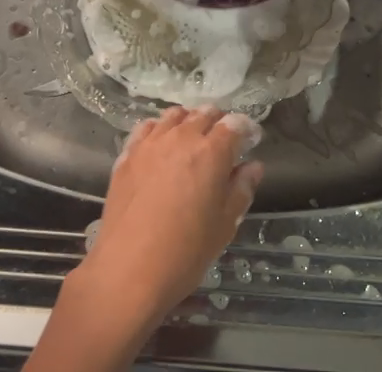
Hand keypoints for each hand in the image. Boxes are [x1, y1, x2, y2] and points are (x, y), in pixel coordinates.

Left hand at [76, 106, 263, 326]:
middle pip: (203, 114)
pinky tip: (162, 145)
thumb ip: (241, 189)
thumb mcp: (224, 225)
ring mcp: (150, 143)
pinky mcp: (127, 153)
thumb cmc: (185, 252)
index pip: (233, 124)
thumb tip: (253, 166)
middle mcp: (180, 138)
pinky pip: (147, 128)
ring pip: (174, 116)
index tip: (251, 139)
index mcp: (210, 153)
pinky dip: (160, 129)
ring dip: (189, 121)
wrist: (129, 267)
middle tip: (225, 140)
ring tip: (193, 139)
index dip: (246, 128)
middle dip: (218, 121)